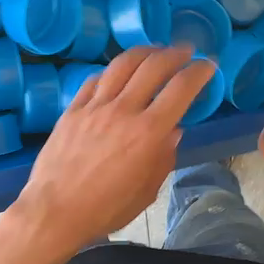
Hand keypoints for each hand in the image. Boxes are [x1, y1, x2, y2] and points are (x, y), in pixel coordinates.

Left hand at [9, 44, 214, 256]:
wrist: (55, 212)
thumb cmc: (105, 210)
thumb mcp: (146, 192)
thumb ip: (163, 159)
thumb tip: (173, 132)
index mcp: (148, 133)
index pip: (181, 88)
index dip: (199, 72)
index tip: (208, 67)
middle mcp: (123, 110)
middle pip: (154, 66)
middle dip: (176, 54)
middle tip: (186, 52)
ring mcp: (94, 107)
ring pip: (122, 64)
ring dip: (144, 52)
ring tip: (154, 51)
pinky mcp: (72, 110)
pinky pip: (94, 80)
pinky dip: (111, 72)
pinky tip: (116, 74)